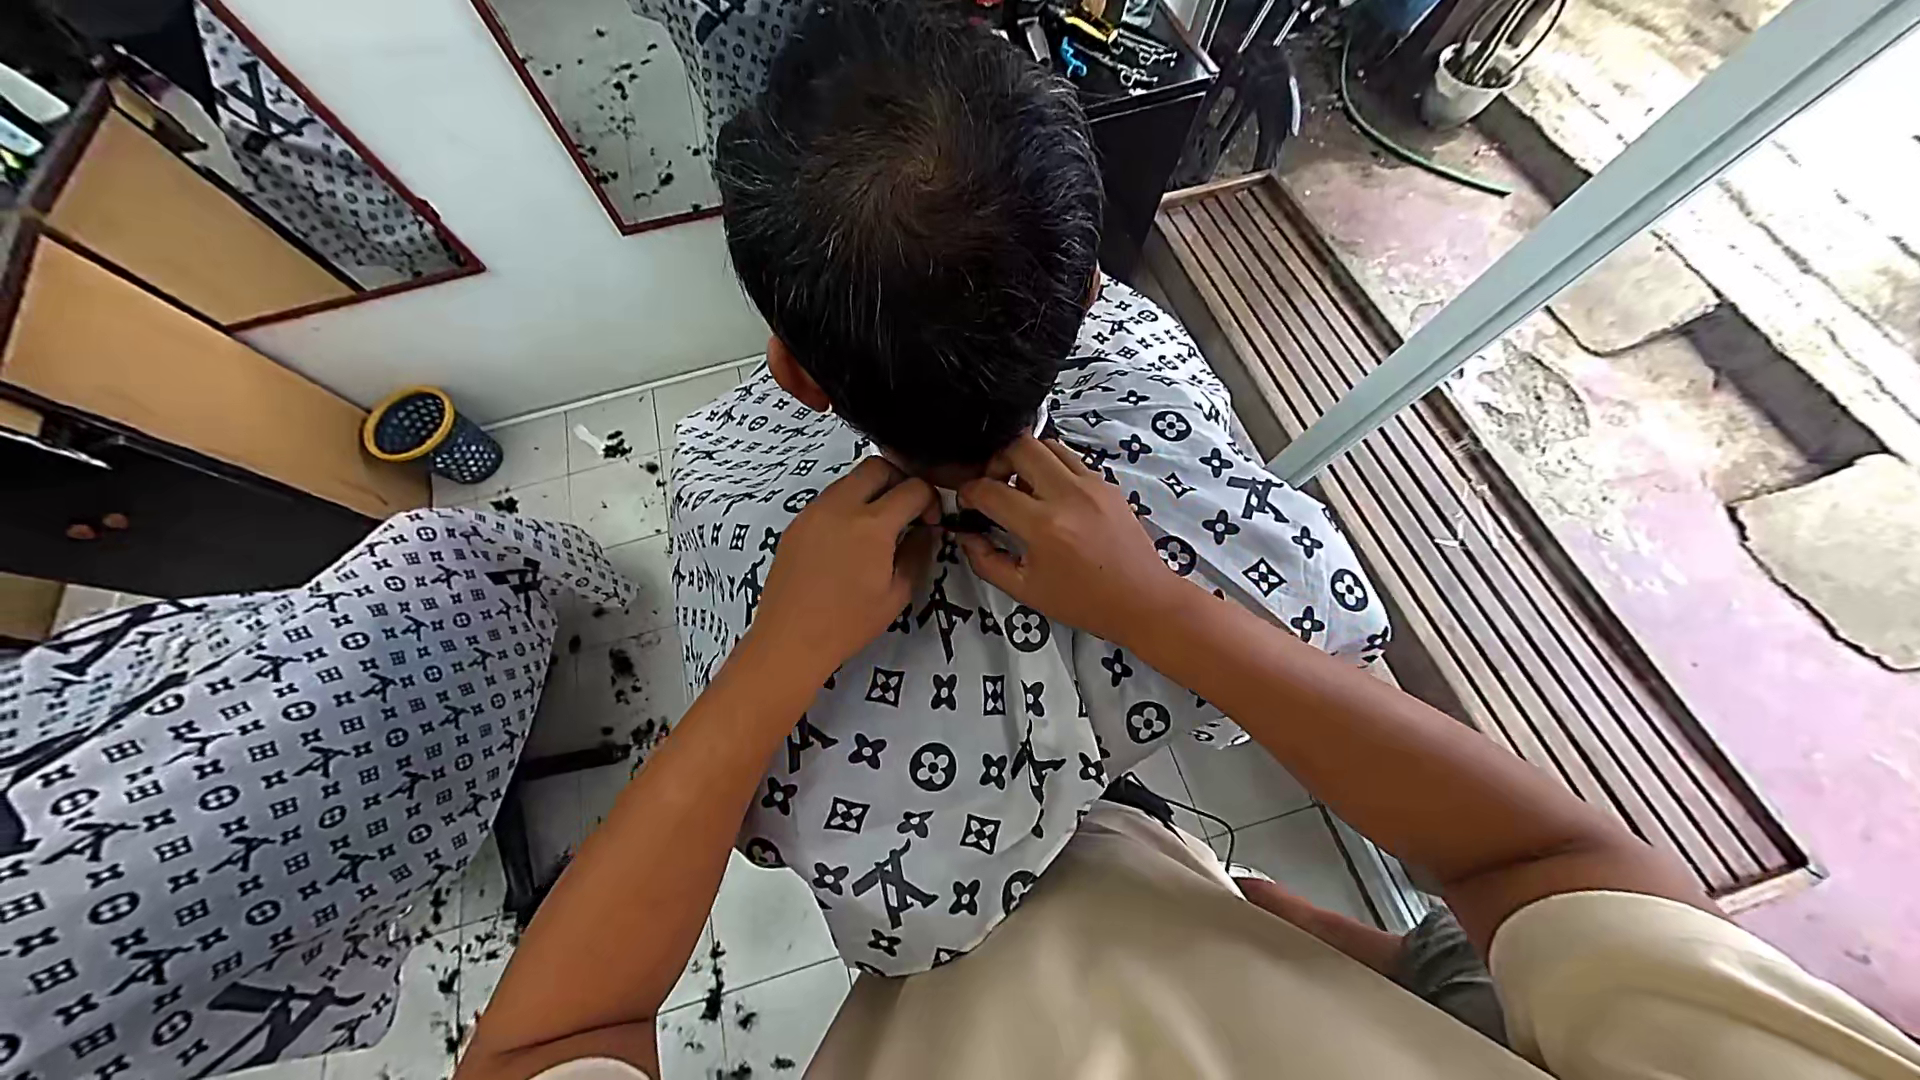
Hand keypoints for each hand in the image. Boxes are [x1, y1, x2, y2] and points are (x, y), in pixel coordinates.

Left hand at [746, 456, 937, 680]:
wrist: (791, 638)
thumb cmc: (848, 623)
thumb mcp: (898, 593)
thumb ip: (917, 552)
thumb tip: (924, 530)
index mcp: (872, 525)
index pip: (913, 487)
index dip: (930, 500)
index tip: (929, 521)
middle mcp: (841, 507)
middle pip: (878, 466)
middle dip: (900, 480)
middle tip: (907, 511)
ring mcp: (814, 511)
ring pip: (850, 479)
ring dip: (872, 492)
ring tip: (879, 528)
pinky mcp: (796, 522)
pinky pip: (830, 499)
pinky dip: (848, 506)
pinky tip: (850, 541)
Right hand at [956, 436, 1193, 644]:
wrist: (1142, 600)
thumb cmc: (1084, 601)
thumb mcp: (1024, 590)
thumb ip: (986, 561)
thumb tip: (967, 536)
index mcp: (1044, 526)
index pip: (991, 490)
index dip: (969, 493)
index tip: (967, 502)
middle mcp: (1068, 495)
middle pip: (1020, 447)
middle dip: (997, 461)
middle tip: (994, 484)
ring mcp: (1092, 485)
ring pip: (1048, 444)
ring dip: (1026, 459)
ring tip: (1021, 487)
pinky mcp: (1107, 484)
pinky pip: (1071, 459)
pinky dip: (1052, 467)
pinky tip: (1049, 494)